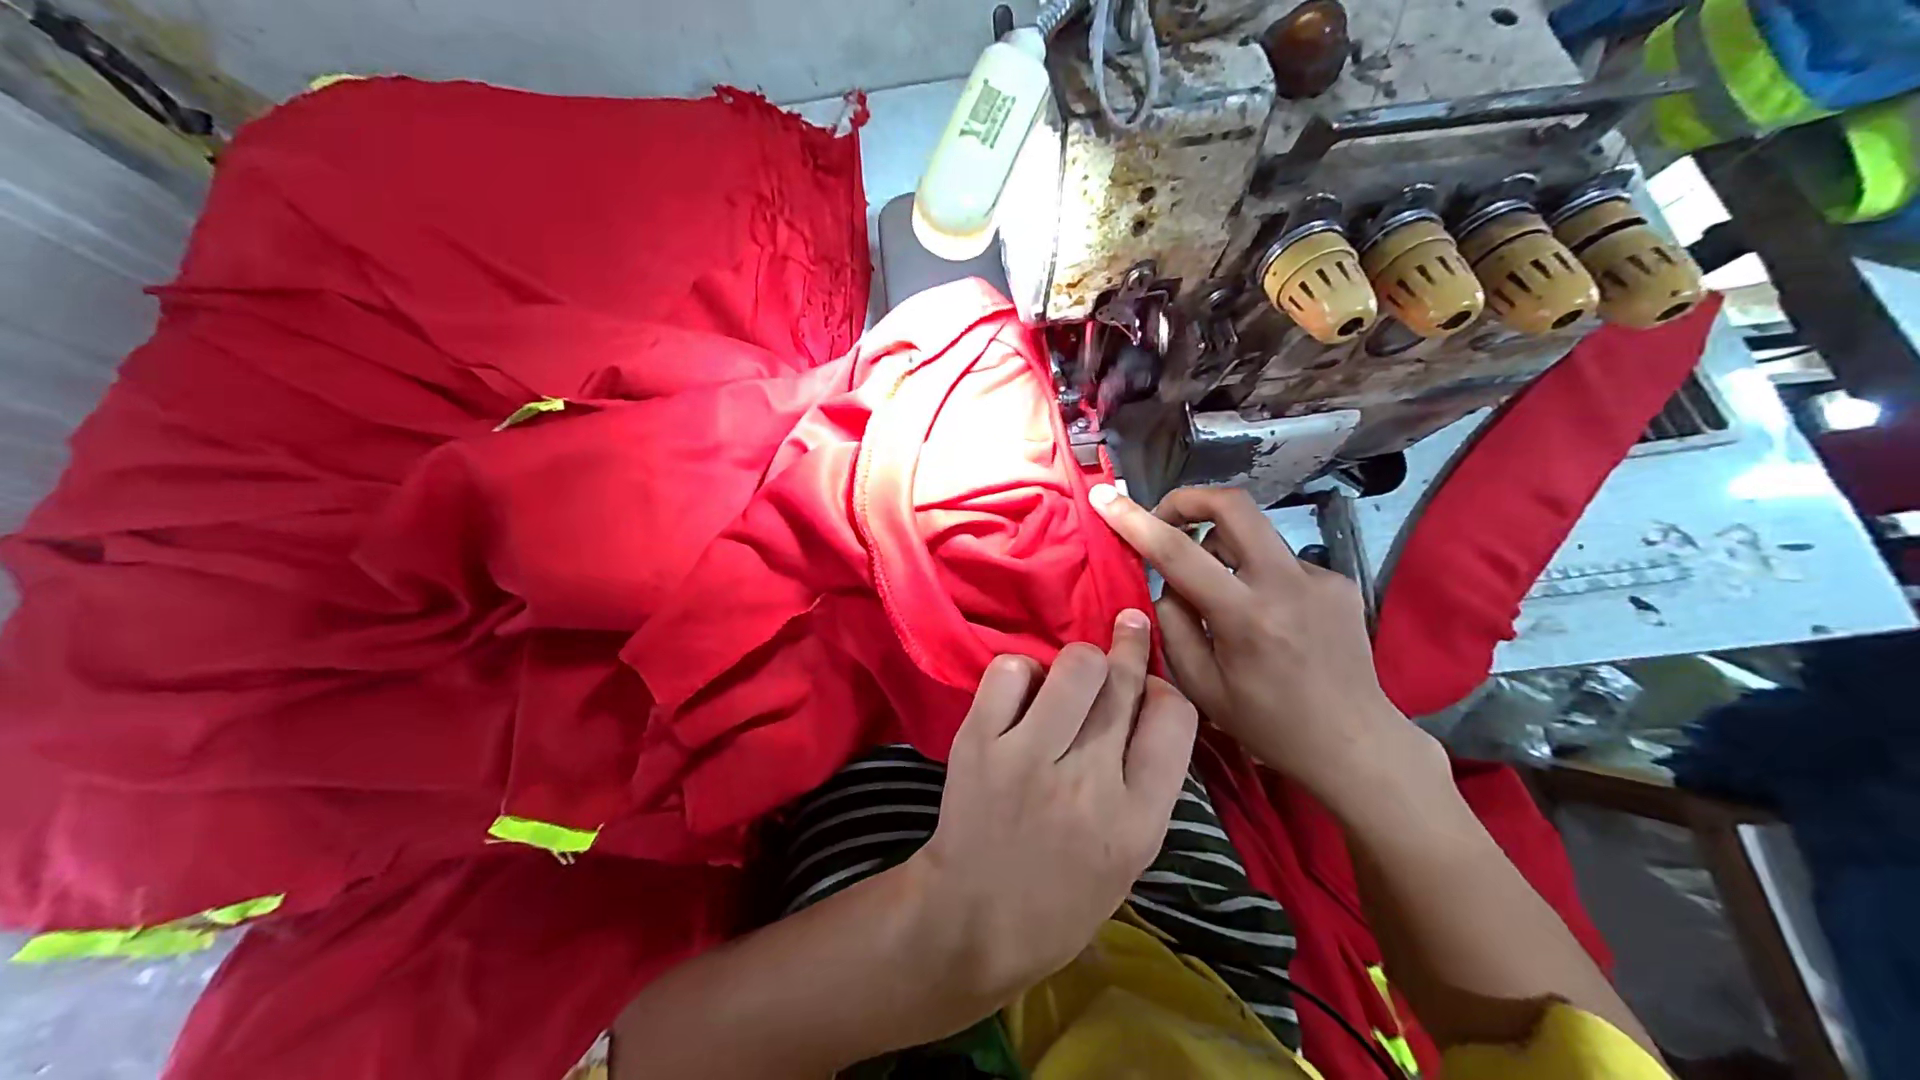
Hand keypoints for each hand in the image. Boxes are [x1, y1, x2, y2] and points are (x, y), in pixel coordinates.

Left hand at [907, 610, 1197, 1005]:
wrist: (976, 919)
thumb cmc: (1064, 893)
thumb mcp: (1130, 852)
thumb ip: (1147, 780)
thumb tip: (1150, 700)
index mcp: (1137, 818)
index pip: (1174, 718)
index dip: (1165, 690)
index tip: (1151, 687)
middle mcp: (1089, 782)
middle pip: (1125, 684)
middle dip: (1131, 646)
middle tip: (1130, 625)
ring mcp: (1029, 758)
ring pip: (1076, 666)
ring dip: (1080, 661)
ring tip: (1072, 674)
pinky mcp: (979, 742)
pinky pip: (1011, 672)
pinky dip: (1022, 672)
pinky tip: (1024, 693)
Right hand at [1087, 484, 1442, 807]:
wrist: (1354, 742)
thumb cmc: (1268, 723)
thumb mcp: (1199, 686)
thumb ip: (1172, 626)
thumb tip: (1167, 584)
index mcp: (1245, 617)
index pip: (1178, 551)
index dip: (1134, 520)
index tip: (1106, 497)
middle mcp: (1286, 584)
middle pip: (1233, 504)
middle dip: (1188, 500)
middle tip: (1165, 522)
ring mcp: (1319, 577)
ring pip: (1253, 535)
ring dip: (1222, 550)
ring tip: (1221, 596)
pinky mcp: (1338, 581)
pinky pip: (1279, 560)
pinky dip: (1256, 576)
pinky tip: (1266, 617)